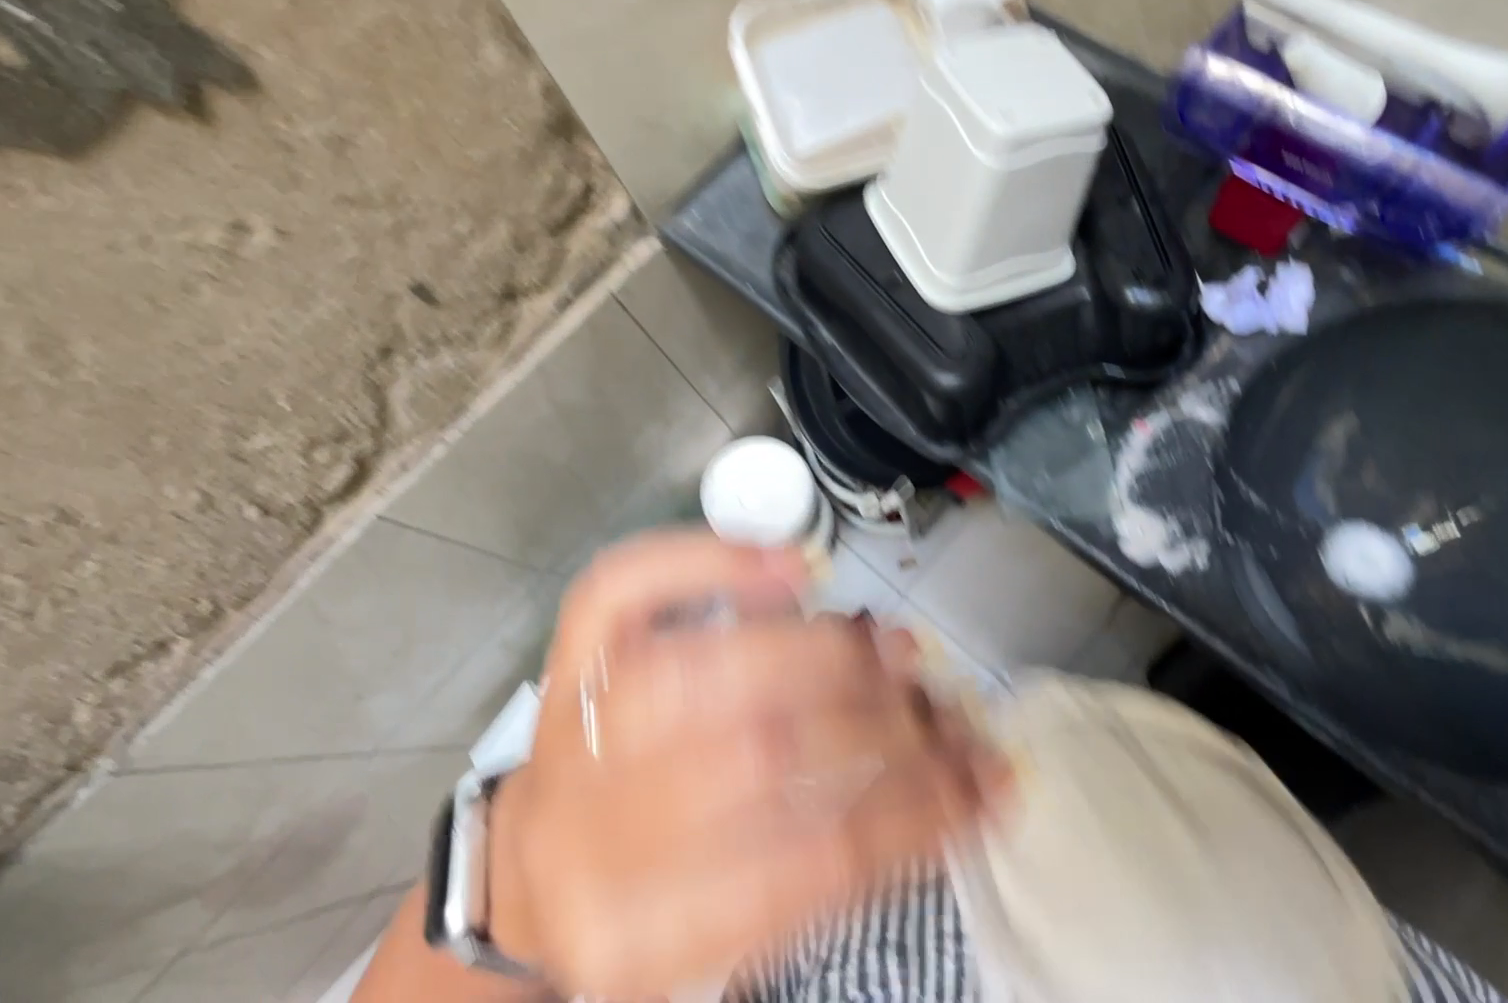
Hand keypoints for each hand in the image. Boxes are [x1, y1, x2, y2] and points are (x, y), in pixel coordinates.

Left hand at [486, 531, 1006, 999]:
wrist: (527, 888)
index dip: (915, 814)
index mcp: (644, 935)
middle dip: (876, 725)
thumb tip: (949, 780)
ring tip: (890, 650)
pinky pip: (618, 593)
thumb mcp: (734, 946)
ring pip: (697, 668)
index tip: (980, 783)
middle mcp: (598, 831)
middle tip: (938, 708)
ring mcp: (571, 735)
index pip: (810, 864)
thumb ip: (836, 871)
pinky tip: (783, 566)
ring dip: (816, 650)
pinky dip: (703, 561)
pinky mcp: (563, 668)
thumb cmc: (645, 919)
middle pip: (757, 758)